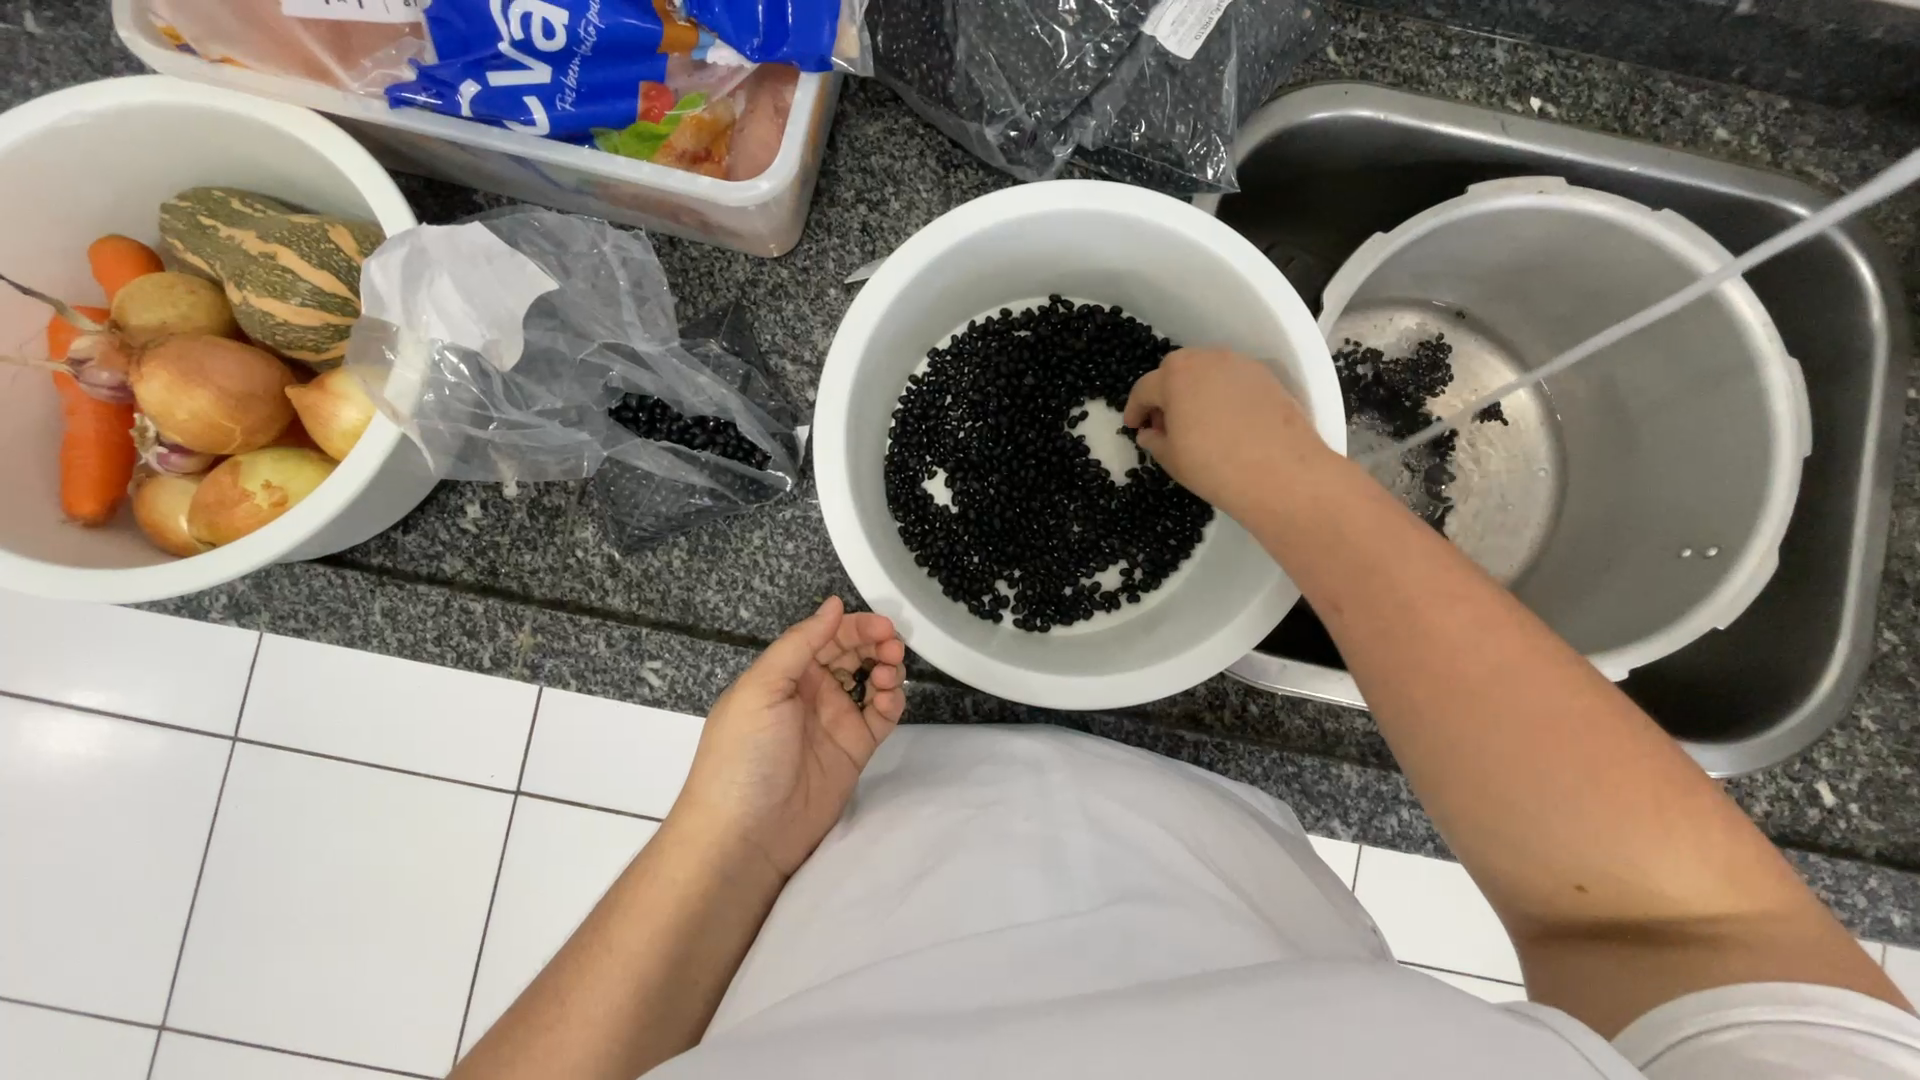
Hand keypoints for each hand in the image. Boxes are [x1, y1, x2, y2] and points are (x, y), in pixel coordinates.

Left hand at [668, 597, 907, 879]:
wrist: (746, 835)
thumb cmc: (744, 755)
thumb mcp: (761, 688)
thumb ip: (800, 643)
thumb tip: (833, 604)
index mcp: (783, 674)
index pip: (824, 637)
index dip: (854, 626)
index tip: (882, 625)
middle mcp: (810, 693)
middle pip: (851, 655)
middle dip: (874, 643)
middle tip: (893, 644)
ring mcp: (834, 722)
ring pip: (870, 681)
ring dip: (886, 668)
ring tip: (891, 671)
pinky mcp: (854, 751)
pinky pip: (880, 717)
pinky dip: (891, 702)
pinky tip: (890, 698)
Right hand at [1123, 347, 1335, 520]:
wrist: (1281, 473)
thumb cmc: (1214, 465)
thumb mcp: (1171, 458)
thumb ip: (1154, 440)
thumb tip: (1150, 433)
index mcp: (1175, 375)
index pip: (1144, 389)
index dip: (1134, 410)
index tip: (1134, 427)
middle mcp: (1207, 359)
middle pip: (1176, 372)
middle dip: (1165, 395)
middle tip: (1165, 425)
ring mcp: (1240, 365)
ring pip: (1207, 372)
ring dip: (1195, 392)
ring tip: (1196, 423)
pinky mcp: (1267, 377)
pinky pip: (1233, 381)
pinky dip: (1223, 395)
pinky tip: (1226, 423)